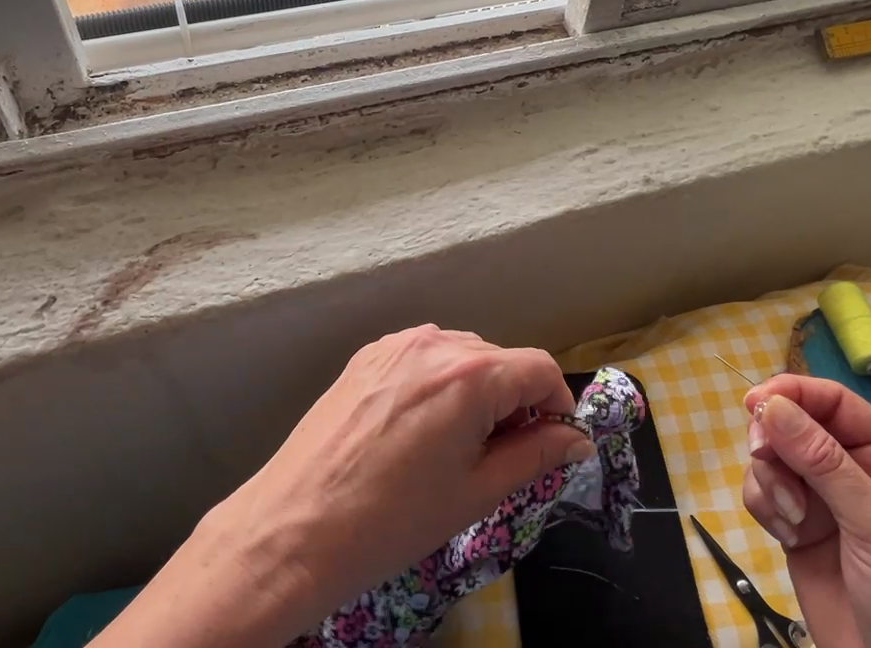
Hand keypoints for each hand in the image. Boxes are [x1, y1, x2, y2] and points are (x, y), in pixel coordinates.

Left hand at [94, 326, 591, 646]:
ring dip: (477, 391)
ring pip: (462, 355)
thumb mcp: (475, 493)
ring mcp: (395, 345)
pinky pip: (423, 358)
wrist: (294, 527)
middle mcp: (435, 342)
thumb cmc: (391, 520)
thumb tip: (576, 440)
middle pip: (501, 359)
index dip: (557, 405)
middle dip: (516, 401)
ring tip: (457, 446)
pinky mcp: (367, 356)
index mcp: (470, 374)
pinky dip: (438, 383)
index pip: (540, 368)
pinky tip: (419, 429)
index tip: (551, 444)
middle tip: (503, 455)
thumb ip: (535, 456)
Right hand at [740, 375, 870, 647]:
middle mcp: (853, 469)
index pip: (834, 403)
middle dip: (774, 439)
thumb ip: (824, 463)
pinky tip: (786, 535)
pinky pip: (763, 493)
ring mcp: (822, 499)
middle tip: (762, 458)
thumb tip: (769, 404)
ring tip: (790, 519)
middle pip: (794, 423)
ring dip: (769, 480)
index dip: (793, 393)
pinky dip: (764, 506)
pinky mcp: (796, 527)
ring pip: (772, 457)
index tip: (754, 403)